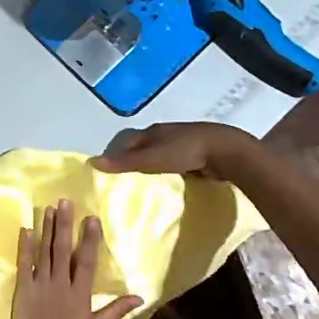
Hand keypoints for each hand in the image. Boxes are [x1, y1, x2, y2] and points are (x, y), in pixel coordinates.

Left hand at [9, 200, 143, 318]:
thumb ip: (117, 311)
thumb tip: (141, 298)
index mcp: (79, 294)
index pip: (86, 260)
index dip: (89, 238)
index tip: (91, 218)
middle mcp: (60, 284)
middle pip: (63, 249)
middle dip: (64, 224)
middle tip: (66, 201)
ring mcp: (40, 285)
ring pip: (44, 252)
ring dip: (46, 229)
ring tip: (49, 208)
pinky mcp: (23, 290)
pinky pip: (24, 265)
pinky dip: (25, 247)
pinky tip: (26, 229)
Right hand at [91, 122, 260, 180]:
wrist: (225, 151)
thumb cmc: (186, 150)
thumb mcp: (152, 158)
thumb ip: (126, 162)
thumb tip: (94, 162)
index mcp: (154, 131)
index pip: (129, 141)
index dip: (117, 154)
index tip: (108, 171)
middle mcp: (168, 134)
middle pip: (145, 147)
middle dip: (134, 161)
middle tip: (123, 183)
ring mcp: (185, 144)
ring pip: (162, 156)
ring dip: (153, 168)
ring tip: (144, 187)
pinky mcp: (198, 156)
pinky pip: (177, 165)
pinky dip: (169, 173)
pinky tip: (168, 186)